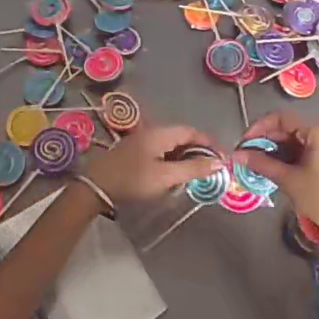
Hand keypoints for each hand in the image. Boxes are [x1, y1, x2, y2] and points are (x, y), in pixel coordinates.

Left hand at [83, 122, 224, 202]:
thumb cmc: (132, 180)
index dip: (209, 143)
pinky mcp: (135, 152)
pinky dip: (173, 159)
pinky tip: (176, 173)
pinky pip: (161, 151)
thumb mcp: (165, 177)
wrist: (96, 187)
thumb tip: (218, 162)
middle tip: (211, 167)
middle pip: (182, 136)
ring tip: (197, 172)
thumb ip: (192, 168)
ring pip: (171, 144)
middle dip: (199, 150)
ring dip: (185, 155)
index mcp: (160, 133)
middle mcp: (151, 132)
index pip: (191, 131)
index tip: (222, 158)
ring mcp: (141, 141)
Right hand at [234, 111, 318, 245]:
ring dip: (276, 153)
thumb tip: (238, 154)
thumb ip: (262, 164)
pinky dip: (290, 161)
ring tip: (259, 169)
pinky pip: (307, 154)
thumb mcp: (291, 181)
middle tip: (246, 159)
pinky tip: (278, 174)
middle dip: (265, 142)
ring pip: (297, 143)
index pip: (280, 118)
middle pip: (289, 129)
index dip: (257, 128)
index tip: (242, 145)